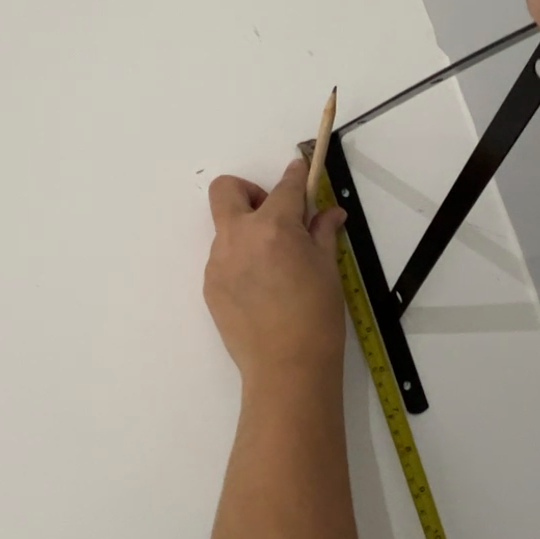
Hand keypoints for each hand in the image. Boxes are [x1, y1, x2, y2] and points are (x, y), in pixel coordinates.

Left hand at [204, 159, 348, 396]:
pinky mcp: (210, 286)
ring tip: (273, 266)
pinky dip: (240, 260)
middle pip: (227, 190)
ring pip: (226, 228)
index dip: (296, 174)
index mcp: (274, 227)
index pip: (285, 187)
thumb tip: (329, 214)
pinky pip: (223, 259)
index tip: (300, 170)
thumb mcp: (328, 269)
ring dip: (247, 232)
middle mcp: (239, 237)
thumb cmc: (317, 317)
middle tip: (273, 216)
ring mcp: (219, 262)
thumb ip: (322, 233)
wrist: (287, 368)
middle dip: (248, 191)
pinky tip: (261, 289)